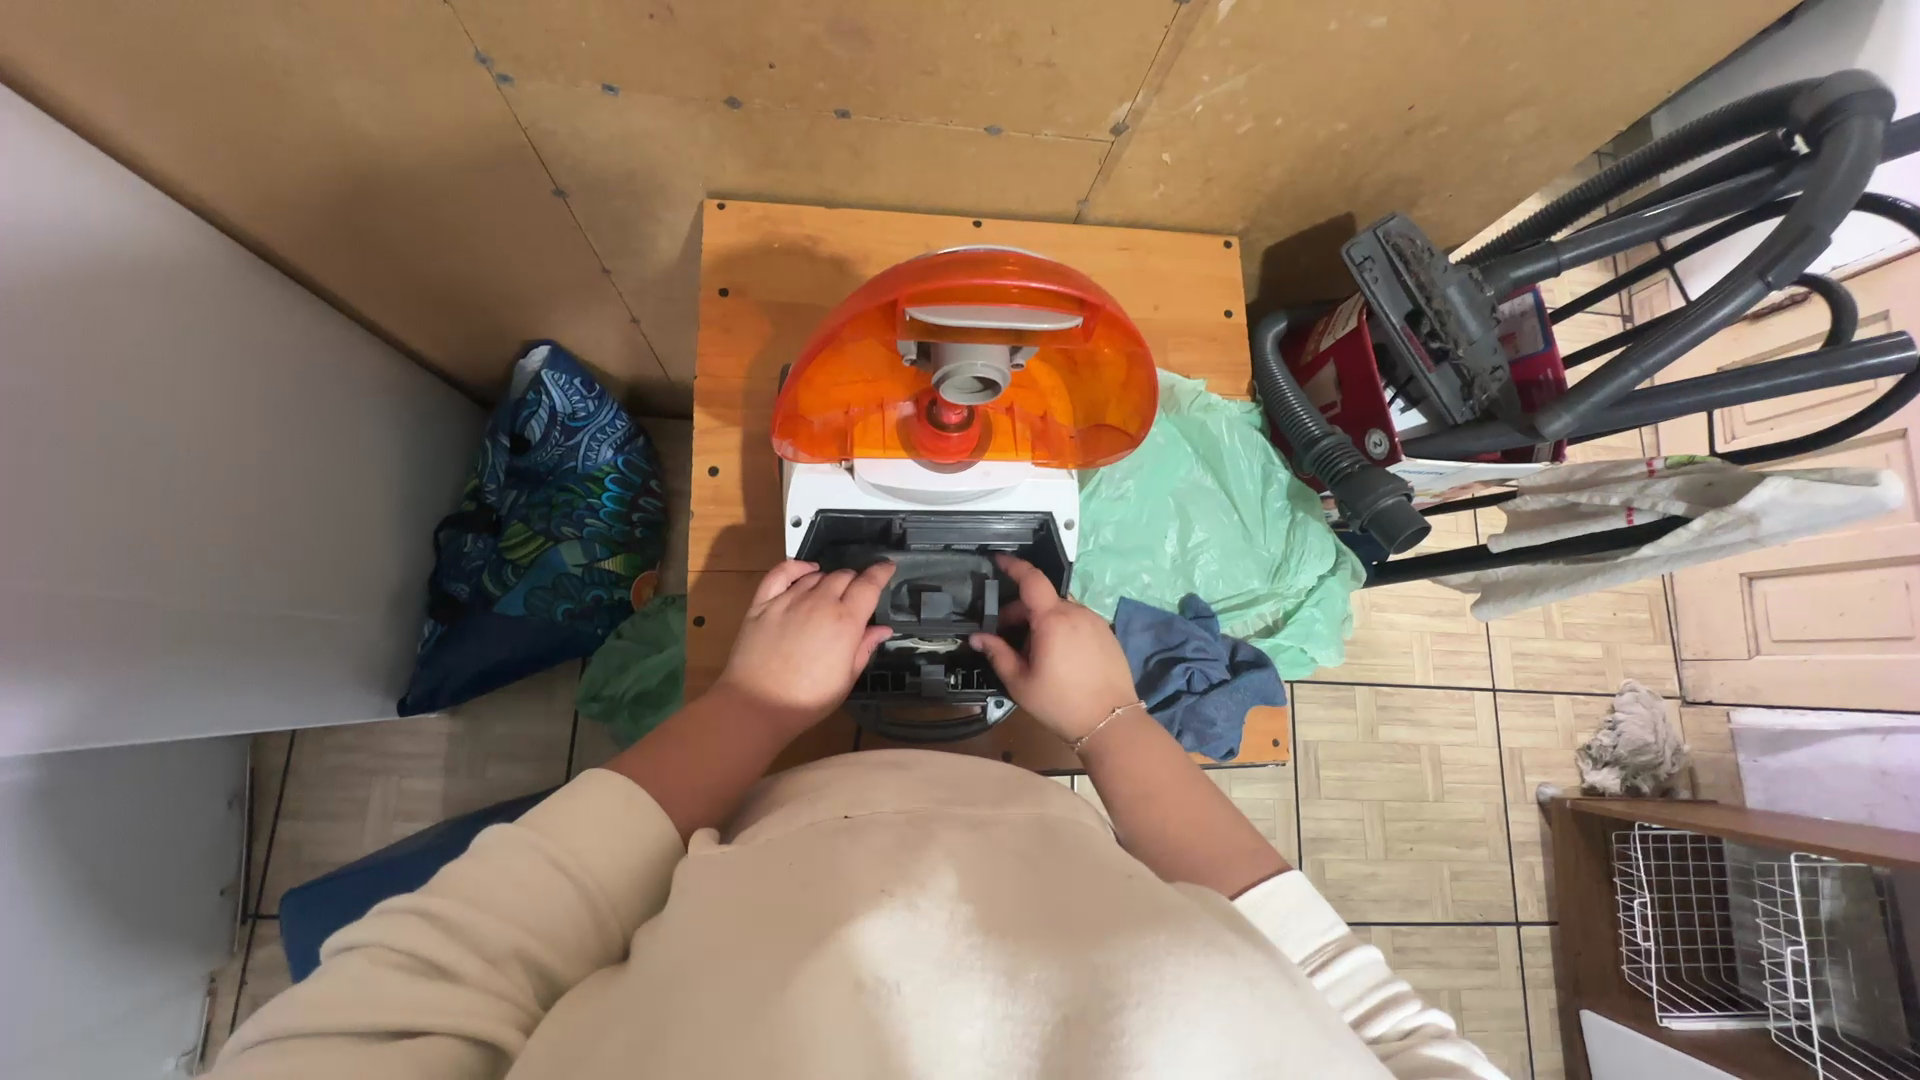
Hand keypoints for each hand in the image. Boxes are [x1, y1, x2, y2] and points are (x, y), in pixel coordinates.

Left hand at [712, 559, 895, 737]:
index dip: (881, 572)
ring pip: (816, 575)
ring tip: (830, 594)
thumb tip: (882, 629)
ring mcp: (788, 600)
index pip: (868, 585)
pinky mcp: (763, 603)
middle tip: (855, 596)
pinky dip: (797, 567)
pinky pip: (781, 573)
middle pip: (843, 576)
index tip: (887, 567)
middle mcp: (819, 603)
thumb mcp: (846, 679)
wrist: (757, 705)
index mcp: (845, 622)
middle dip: (855, 581)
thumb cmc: (808, 700)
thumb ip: (864, 647)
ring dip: (829, 580)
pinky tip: (806, 570)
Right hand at [969, 555, 1138, 741]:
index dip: (1013, 565)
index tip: (999, 560)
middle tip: (1005, 634)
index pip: (1031, 579)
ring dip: (1041, 620)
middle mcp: (1077, 613)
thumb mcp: (1021, 682)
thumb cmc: (1062, 703)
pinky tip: (1057, 655)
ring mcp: (1095, 622)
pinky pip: (1077, 621)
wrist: (1111, 723)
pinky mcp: (1107, 634)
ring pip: (1061, 610)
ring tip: (1032, 651)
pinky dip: (1061, 628)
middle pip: (1042, 599)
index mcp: (1053, 620)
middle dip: (1020, 610)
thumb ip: (998, 654)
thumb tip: (978, 638)